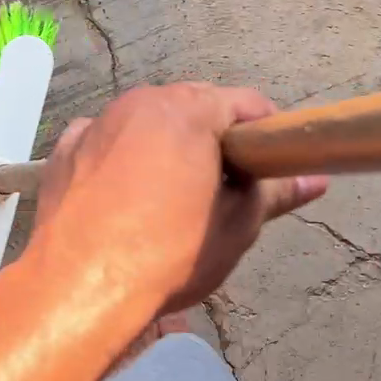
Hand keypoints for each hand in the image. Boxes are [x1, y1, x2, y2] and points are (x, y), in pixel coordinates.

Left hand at [29, 83, 327, 317]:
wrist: (79, 279)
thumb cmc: (169, 252)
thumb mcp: (235, 226)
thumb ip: (275, 192)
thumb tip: (315, 177)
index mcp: (185, 110)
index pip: (243, 102)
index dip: (264, 132)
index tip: (271, 165)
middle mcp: (137, 102)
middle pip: (191, 105)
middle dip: (213, 137)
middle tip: (227, 185)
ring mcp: (96, 120)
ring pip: (145, 120)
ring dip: (165, 144)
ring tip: (174, 196)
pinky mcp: (65, 146)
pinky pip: (105, 141)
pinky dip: (120, 157)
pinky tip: (123, 196)